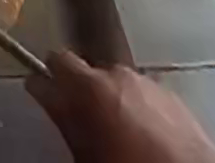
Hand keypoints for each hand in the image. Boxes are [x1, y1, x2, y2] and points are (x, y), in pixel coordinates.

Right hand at [26, 50, 214, 162]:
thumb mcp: (86, 155)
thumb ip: (62, 117)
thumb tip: (39, 86)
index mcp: (90, 86)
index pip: (56, 60)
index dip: (48, 76)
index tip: (44, 91)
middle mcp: (117, 74)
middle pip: (89, 71)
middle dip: (83, 90)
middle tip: (85, 122)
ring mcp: (148, 84)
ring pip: (118, 83)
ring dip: (113, 99)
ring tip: (121, 135)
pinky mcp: (175, 99)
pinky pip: (145, 96)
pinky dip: (140, 109)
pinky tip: (148, 140)